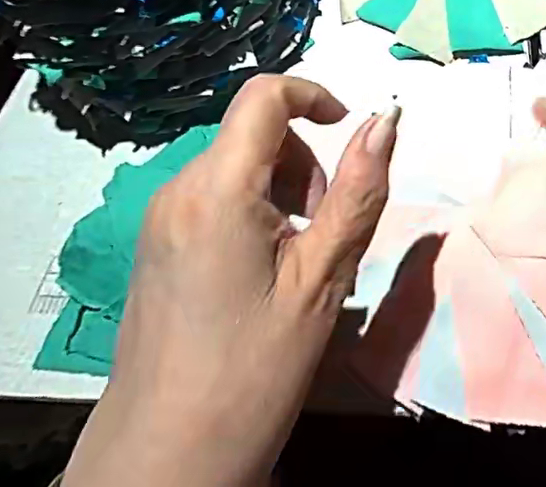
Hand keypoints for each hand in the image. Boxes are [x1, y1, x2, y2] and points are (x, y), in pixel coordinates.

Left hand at [64, 76, 397, 486]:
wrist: (160, 468)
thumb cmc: (252, 370)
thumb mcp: (323, 277)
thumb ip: (358, 190)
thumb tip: (387, 119)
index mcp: (217, 191)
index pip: (264, 95)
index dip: (314, 94)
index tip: (348, 129)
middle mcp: (179, 190)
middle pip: (258, 132)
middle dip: (308, 161)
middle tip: (326, 228)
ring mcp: (162, 217)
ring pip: (242, 161)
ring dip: (287, 185)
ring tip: (301, 255)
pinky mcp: (158, 242)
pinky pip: (220, 192)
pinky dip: (259, 206)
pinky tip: (268, 267)